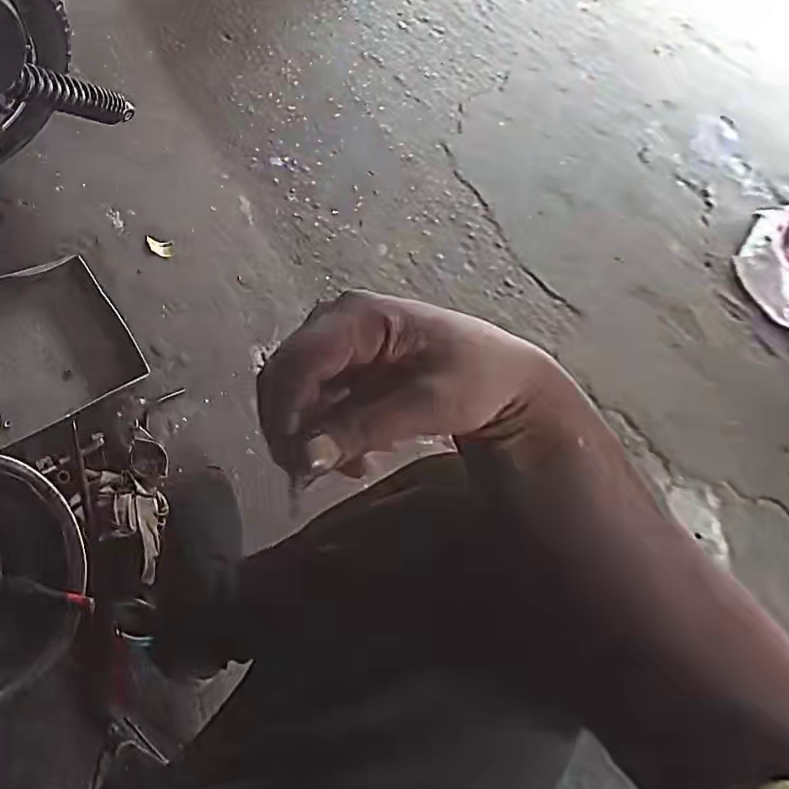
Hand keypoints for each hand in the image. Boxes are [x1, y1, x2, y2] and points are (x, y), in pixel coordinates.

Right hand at [257, 291, 563, 475]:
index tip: (294, 458)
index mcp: (356, 315)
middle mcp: (335, 322)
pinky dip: (322, 435)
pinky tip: (355, 457)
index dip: (285, 410)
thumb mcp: (429, 404)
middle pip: (284, 376)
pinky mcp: (338, 370)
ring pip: (292, 394)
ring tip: (350, 466)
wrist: (504, 380)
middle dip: (291, 427)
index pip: (297, 361)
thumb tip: (305, 456)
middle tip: (309, 473)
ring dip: (308, 436)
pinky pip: (310, 404)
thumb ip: (364, 427)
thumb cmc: (477, 379)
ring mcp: (334, 345)